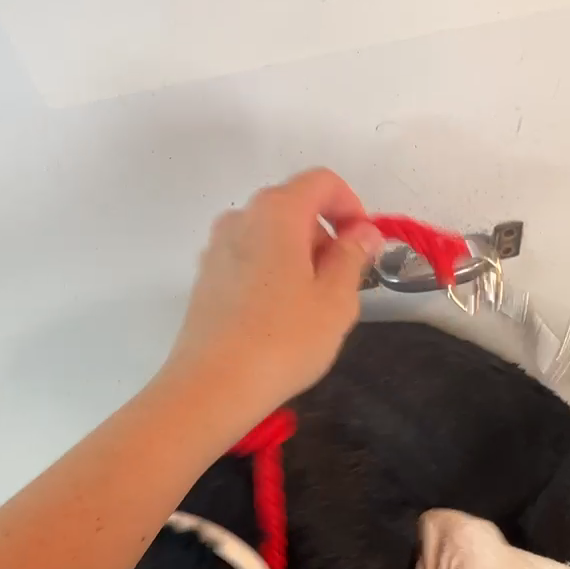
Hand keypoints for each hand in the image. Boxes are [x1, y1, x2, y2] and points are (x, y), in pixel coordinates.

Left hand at [161, 169, 383, 417]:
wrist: (213, 386)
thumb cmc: (284, 340)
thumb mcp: (336, 300)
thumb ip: (353, 256)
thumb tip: (362, 232)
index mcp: (277, 212)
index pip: (322, 182)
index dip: (352, 206)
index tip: (364, 246)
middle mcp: (241, 218)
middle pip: (294, 206)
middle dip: (326, 234)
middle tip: (343, 282)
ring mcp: (217, 247)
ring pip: (271, 234)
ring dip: (299, 256)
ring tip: (312, 305)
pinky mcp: (205, 277)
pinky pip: (249, 258)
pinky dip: (273, 272)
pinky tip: (280, 317)